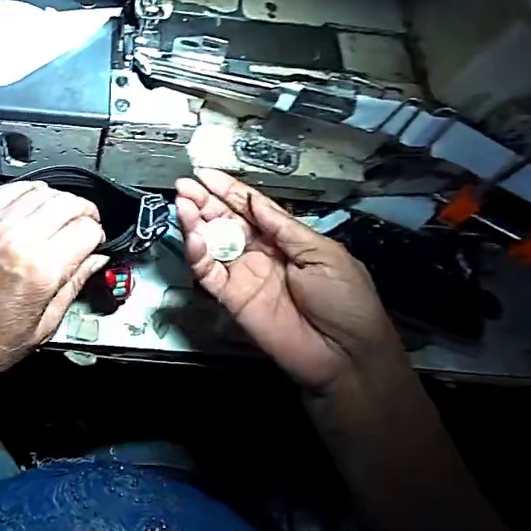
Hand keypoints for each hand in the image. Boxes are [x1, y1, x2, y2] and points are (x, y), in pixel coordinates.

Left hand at [0, 181, 108, 407]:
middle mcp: (16, 240)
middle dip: (84, 214)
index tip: (94, 247)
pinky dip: (26, 193)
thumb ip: (73, 286)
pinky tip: (32, 207)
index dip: (97, 238)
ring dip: (58, 201)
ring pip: (40, 190)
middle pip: (67, 202)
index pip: (86, 230)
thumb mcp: (43, 326)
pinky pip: (7, 191)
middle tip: (85, 230)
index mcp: (39, 270)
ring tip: (61, 219)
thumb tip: (93, 262)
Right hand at [176, 168, 399, 393]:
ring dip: (195, 222)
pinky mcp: (231, 298)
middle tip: (185, 185)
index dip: (228, 190)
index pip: (251, 208)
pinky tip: (192, 234)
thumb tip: (255, 200)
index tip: (207, 175)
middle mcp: (260, 254)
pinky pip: (208, 272)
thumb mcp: (324, 253)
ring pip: (212, 243)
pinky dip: (197, 253)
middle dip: (205, 201)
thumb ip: (284, 227)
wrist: (346, 355)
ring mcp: (244, 275)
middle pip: (225, 221)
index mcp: (285, 239)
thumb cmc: (348, 304)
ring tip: (183, 202)